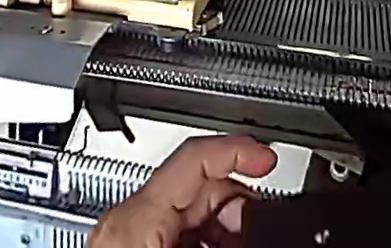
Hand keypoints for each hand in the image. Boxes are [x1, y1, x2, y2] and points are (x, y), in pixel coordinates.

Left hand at [89, 136, 277, 247]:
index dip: (239, 152)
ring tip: (244, 246)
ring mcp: (124, 244)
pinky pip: (175, 241)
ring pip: (189, 218)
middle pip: (198, 191)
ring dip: (222, 234)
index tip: (266, 162)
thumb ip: (230, 243)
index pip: (196, 157)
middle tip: (260, 229)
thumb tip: (260, 234)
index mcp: (135, 220)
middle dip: (237, 209)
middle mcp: (126, 224)